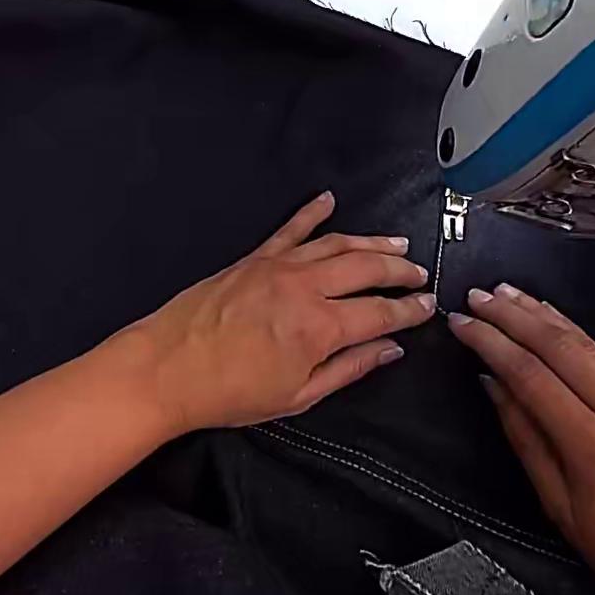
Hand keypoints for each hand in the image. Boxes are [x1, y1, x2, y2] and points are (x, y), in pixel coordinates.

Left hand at [120, 192, 434, 433]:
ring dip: (372, 242)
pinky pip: (292, 227)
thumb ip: (350, 368)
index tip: (428, 305)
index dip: (410, 309)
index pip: (381, 312)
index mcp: (319, 327)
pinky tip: (329, 199)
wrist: (166, 368)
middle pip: (368, 268)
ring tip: (397, 244)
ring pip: (339, 243)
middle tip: (419, 273)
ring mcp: (281, 265)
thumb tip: (390, 350)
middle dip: (401, 270)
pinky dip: (312, 211)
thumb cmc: (229, 392)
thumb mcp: (297, 395)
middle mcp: (306, 288)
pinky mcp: (257, 256)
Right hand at [448, 284, 594, 594]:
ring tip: (508, 294)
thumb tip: (496, 389)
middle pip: (560, 347)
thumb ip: (528, 443)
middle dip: (512, 315)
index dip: (491, 344)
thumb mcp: (567, 516)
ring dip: (542, 314)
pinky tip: (554, 320)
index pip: (533, 377)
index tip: (465, 325)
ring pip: (587, 343)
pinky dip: (573, 332)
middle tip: (479, 296)